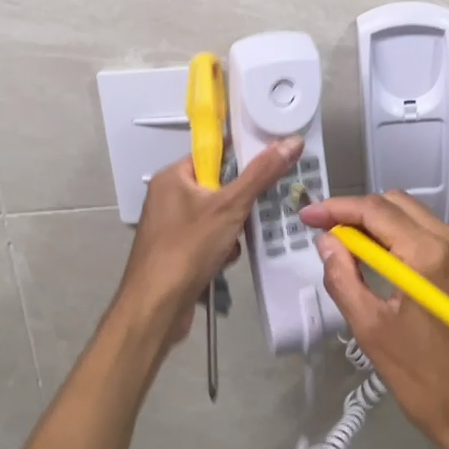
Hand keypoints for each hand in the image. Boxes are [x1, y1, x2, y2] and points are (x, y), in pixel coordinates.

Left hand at [111, 136, 301, 349]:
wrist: (155, 308)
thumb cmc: (187, 248)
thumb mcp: (230, 205)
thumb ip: (262, 172)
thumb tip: (292, 140)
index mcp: (173, 176)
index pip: (215, 152)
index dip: (245, 153)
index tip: (274, 158)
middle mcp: (169, 195)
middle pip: (220, 183)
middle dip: (243, 197)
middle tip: (264, 202)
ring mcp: (172, 225)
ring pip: (219, 212)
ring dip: (235, 225)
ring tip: (241, 236)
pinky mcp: (178, 250)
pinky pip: (210, 235)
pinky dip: (223, 244)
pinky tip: (227, 257)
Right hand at [297, 192, 448, 448]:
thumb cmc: (421, 376)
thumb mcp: (370, 329)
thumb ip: (343, 278)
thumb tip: (326, 241)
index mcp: (427, 253)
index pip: (375, 210)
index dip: (337, 208)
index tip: (306, 215)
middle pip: (394, 203)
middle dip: (356, 212)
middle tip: (323, 233)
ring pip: (411, 213)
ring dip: (376, 222)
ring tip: (343, 245)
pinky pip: (425, 231)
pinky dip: (397, 234)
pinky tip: (375, 256)